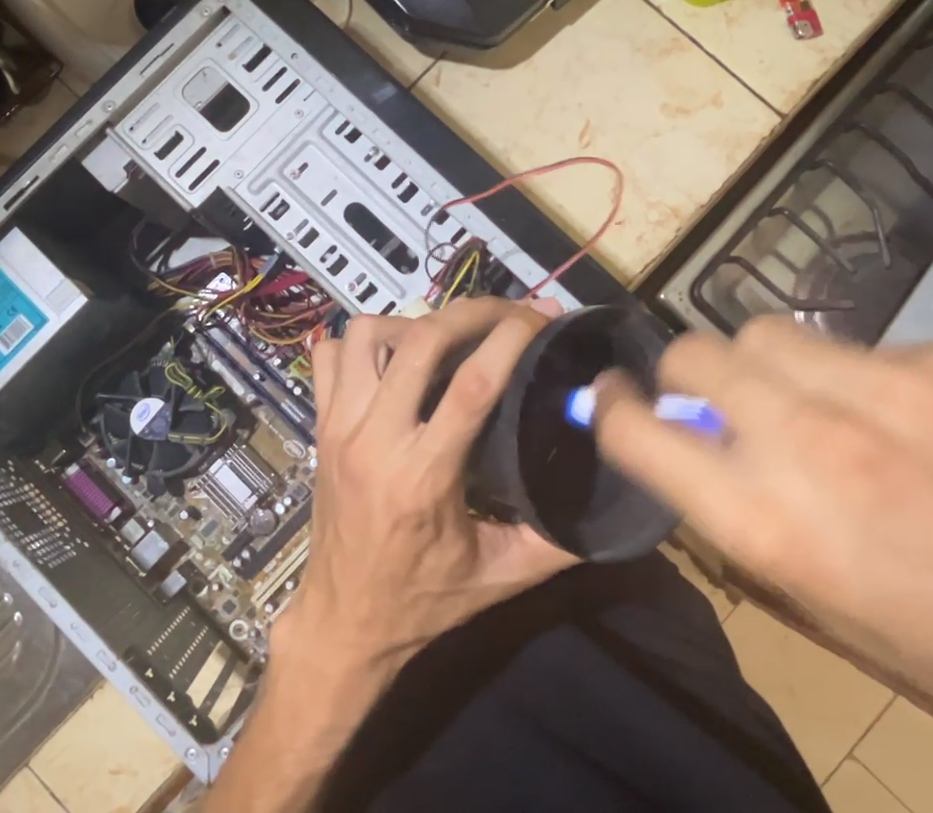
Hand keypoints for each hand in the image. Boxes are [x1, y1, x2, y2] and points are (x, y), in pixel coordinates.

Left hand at [278, 297, 580, 673]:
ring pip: (366, 335)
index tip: (546, 316)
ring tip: (449, 337)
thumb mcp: (501, 576)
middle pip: (420, 340)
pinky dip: (362, 343)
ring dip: (414, 322)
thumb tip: (613, 495)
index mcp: (424, 475)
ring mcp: (338, 427)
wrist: (344, 621)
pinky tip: (395, 358)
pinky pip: (329, 356)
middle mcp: (374, 438)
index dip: (513, 337)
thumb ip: (557, 540)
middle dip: (474, 311)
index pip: (472, 383)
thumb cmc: (422, 601)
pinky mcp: (319, 427)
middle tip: (510, 313)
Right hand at [590, 317, 932, 722]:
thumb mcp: (813, 607)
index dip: (610, 406)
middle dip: (689, 372)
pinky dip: (865, 377)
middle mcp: (802, 438)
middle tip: (720, 399)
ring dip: (768, 362)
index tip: (615, 397)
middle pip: (693, 351)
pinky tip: (915, 420)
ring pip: (772, 330)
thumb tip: (703, 461)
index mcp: (761, 519)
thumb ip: (740, 520)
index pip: (634, 428)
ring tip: (812, 399)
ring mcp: (881, 387)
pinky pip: (869, 347)